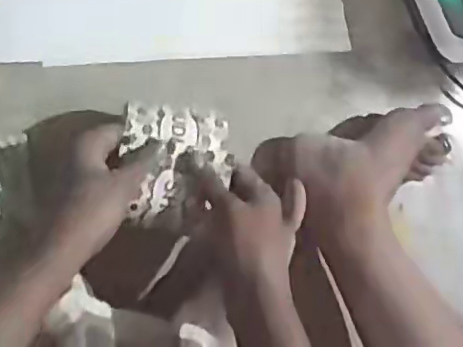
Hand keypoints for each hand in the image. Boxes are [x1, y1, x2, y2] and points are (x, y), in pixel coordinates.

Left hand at [40, 123, 161, 262]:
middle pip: (111, 146)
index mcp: (88, 140)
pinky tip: (124, 198)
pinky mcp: (65, 195)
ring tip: (145, 182)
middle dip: (132, 155)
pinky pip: (94, 182)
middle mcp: (74, 150)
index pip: (121, 128)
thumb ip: (143, 162)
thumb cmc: (91, 213)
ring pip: (102, 166)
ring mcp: (67, 173)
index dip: (142, 136)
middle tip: (156, 165)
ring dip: (121, 172)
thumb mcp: (124, 186)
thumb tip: (159, 144)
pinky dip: (109, 186)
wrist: (55, 254)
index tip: (161, 147)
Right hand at [200, 164, 305, 281]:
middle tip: (191, 192)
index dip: (220, 168)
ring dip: (216, 211)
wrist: (256, 300)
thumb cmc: (245, 246)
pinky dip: (220, 232)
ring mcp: (265, 235)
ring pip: (237, 214)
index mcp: (267, 194)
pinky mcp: (254, 256)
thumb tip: (201, 163)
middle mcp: (270, 210)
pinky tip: (205, 228)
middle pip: (240, 193)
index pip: (241, 170)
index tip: (196, 170)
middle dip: (217, 191)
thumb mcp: (227, 210)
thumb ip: (214, 186)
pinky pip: (233, 237)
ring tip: (192, 209)